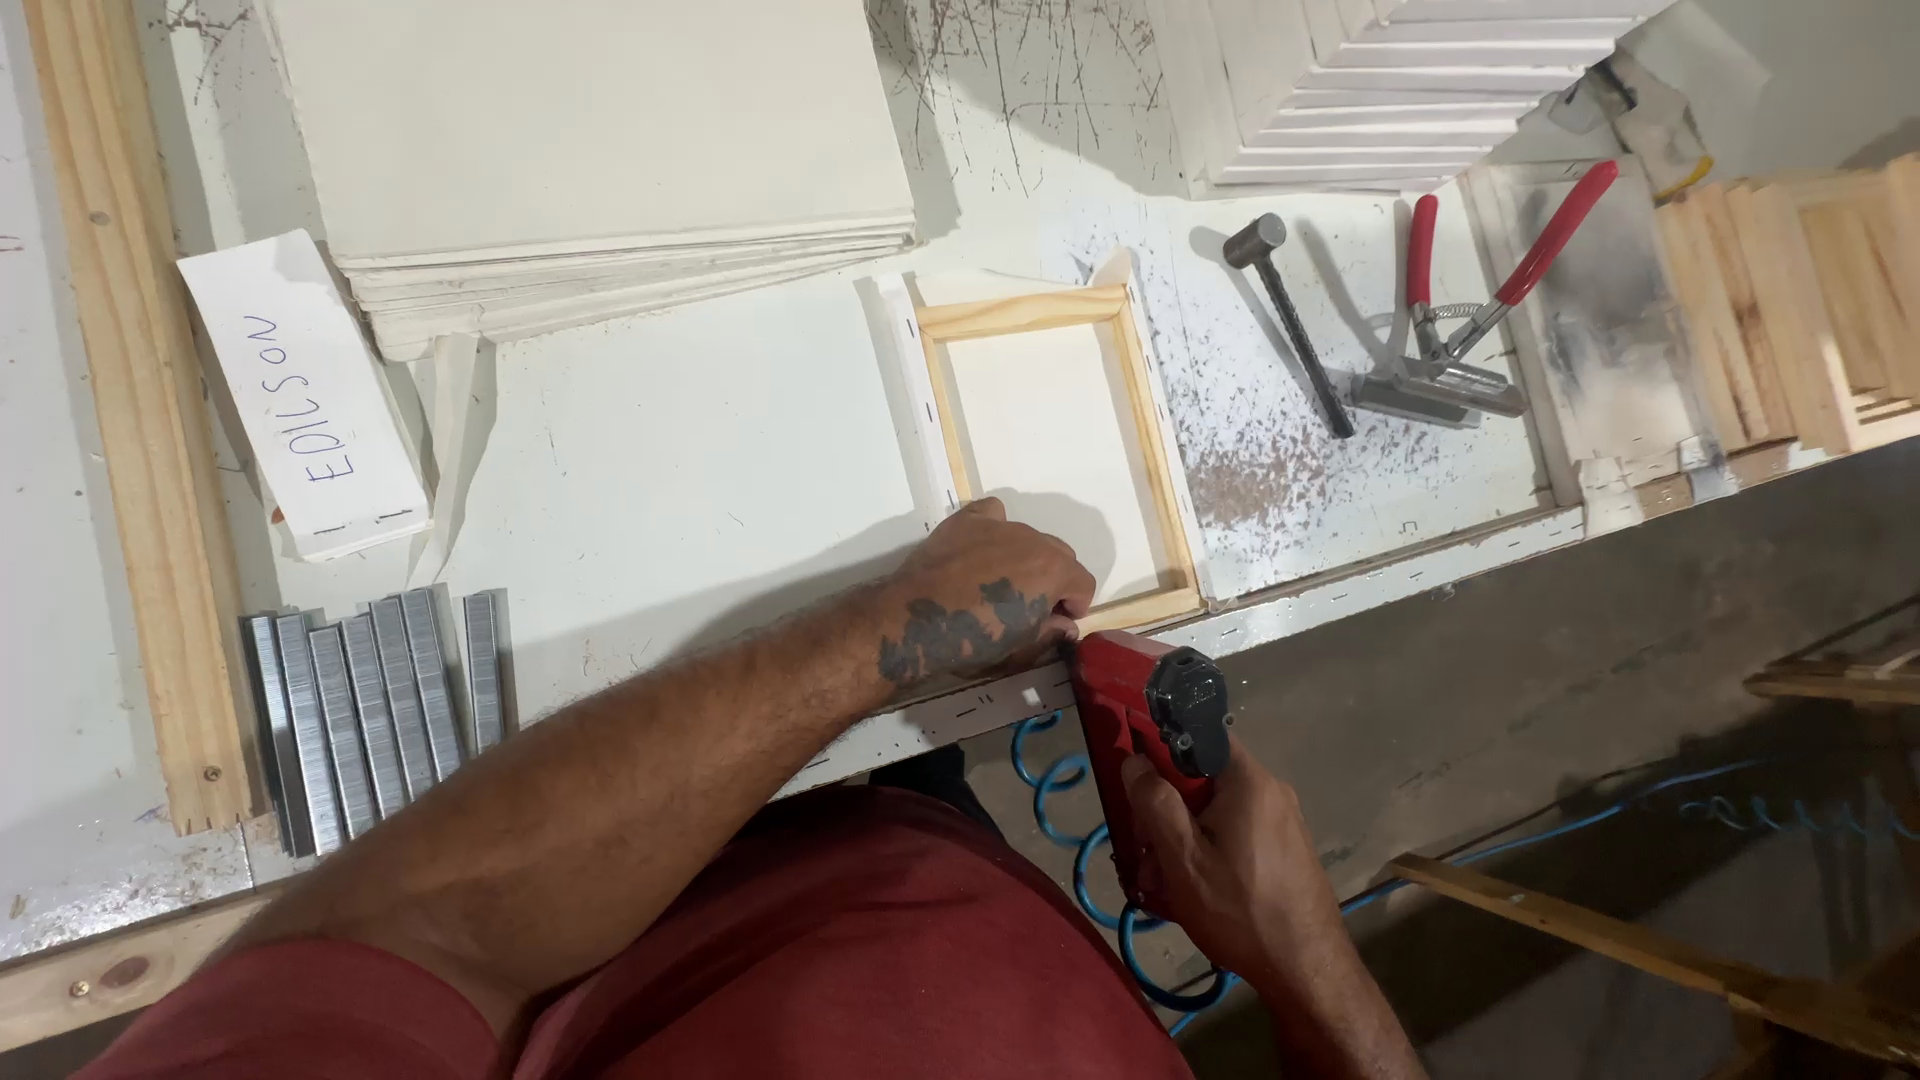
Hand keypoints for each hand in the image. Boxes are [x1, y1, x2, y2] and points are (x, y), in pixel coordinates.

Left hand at [875, 497, 1095, 689]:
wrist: (917, 620)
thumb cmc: (975, 641)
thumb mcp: (1022, 649)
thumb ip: (1051, 633)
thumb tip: (1065, 626)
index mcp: (1054, 570)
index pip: (1083, 583)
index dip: (1075, 605)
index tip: (1057, 621)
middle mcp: (1032, 539)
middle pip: (1059, 555)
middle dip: (1053, 580)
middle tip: (1029, 605)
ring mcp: (999, 526)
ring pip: (1027, 537)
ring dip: (1024, 557)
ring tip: (999, 582)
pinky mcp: (966, 521)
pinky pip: (992, 514)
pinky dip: (994, 527)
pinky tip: (982, 548)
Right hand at [1122, 737, 1347, 997]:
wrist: (1309, 974)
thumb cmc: (1241, 910)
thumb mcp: (1184, 858)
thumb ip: (1155, 802)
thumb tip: (1135, 760)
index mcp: (1249, 780)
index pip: (1199, 735)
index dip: (1161, 750)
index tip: (1137, 781)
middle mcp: (1271, 789)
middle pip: (1203, 776)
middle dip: (1166, 805)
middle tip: (1145, 847)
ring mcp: (1282, 820)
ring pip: (1216, 808)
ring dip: (1183, 833)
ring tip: (1164, 877)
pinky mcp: (1285, 848)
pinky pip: (1235, 830)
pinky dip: (1209, 847)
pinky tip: (1194, 885)